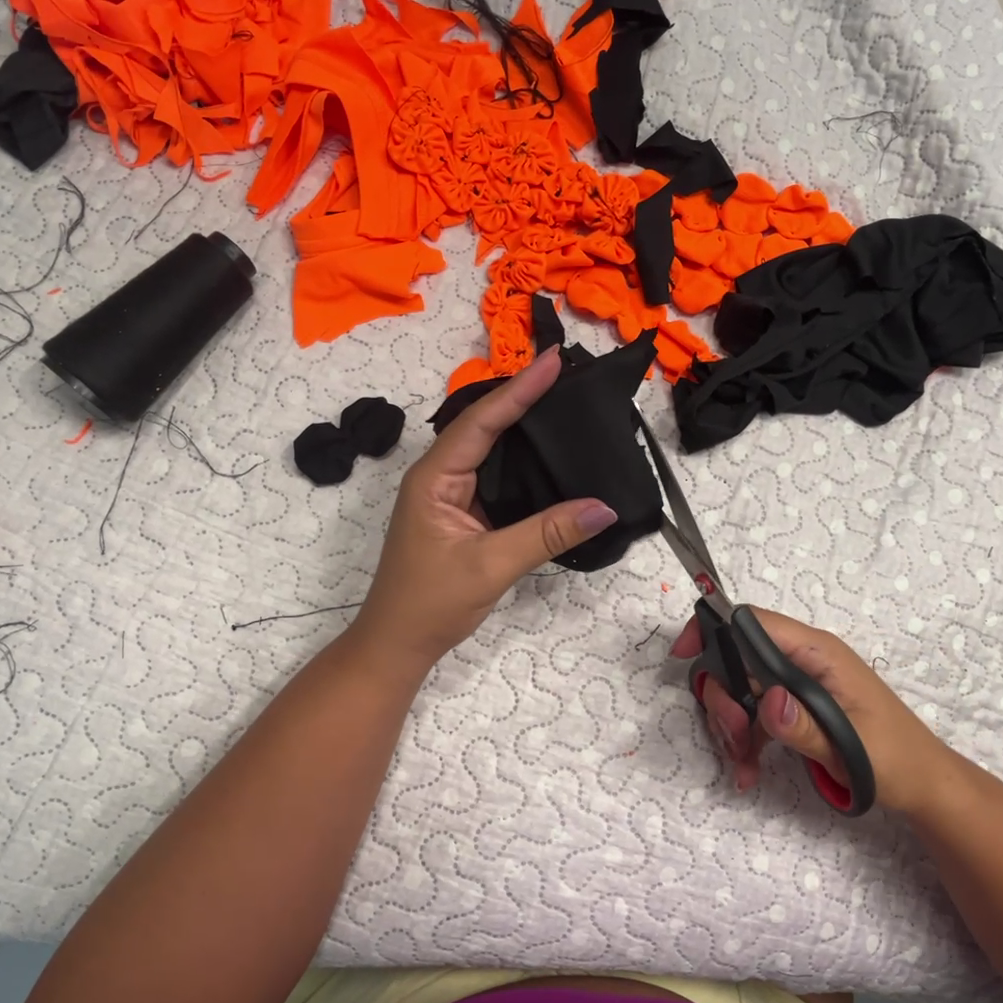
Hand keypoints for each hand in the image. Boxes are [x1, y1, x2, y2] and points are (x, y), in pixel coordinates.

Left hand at [352, 349, 619, 663]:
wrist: (398, 643)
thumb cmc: (430, 603)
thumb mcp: (490, 566)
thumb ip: (546, 534)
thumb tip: (603, 507)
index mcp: (434, 477)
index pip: (481, 422)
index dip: (519, 390)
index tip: (555, 360)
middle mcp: (442, 476)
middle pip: (486, 425)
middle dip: (525, 397)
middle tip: (570, 372)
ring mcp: (453, 494)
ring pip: (493, 449)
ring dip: (526, 428)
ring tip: (568, 401)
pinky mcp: (466, 513)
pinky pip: (500, 477)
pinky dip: (526, 463)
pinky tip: (554, 456)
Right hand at [677, 608, 953, 815]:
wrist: (924, 786)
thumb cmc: (896, 759)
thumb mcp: (851, 747)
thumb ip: (804, 726)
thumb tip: (766, 700)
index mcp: (817, 653)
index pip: (753, 621)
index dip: (713, 629)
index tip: (684, 655)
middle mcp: (802, 661)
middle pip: (736, 659)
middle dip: (723, 698)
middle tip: (735, 738)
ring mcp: (796, 685)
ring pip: (738, 690)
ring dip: (730, 725)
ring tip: (743, 764)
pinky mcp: (793, 709)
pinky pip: (752, 715)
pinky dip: (743, 741)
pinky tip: (747, 771)